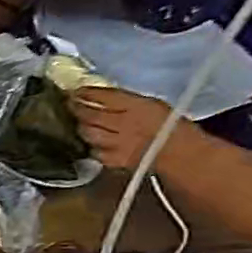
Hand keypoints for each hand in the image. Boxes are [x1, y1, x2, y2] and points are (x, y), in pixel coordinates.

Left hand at [71, 87, 193, 169]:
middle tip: (70, 105)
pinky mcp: (116, 161)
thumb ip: (128, 101)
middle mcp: (123, 124)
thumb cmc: (172, 126)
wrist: (181, 155)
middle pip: (91, 116)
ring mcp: (118, 144)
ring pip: (90, 135)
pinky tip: (92, 143)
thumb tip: (107, 98)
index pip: (104, 96)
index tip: (76, 91)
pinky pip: (97, 153)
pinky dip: (92, 147)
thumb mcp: (152, 104)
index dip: (87, 93)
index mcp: (135, 105)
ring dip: (82, 128)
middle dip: (78, 110)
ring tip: (79, 123)